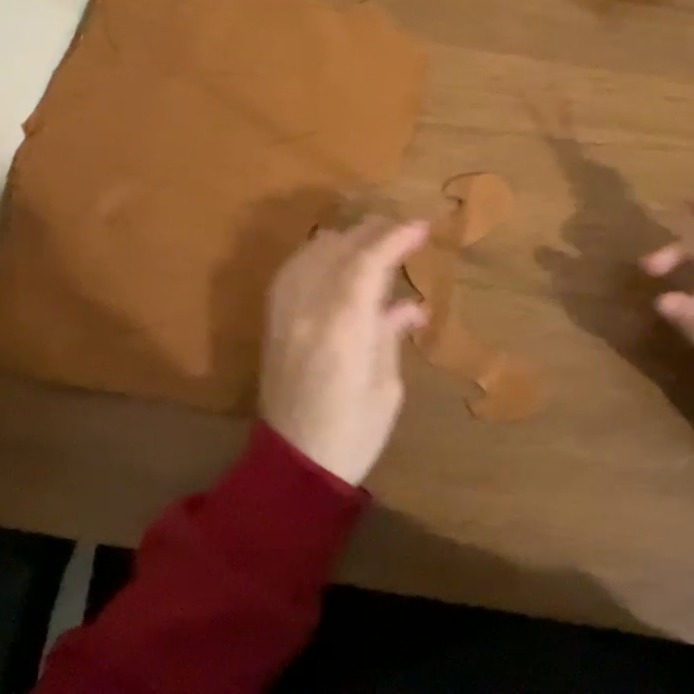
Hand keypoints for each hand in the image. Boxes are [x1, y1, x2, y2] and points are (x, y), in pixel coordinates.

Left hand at [261, 216, 429, 485]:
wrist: (293, 466)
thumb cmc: (353, 434)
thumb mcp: (386, 387)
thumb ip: (390, 335)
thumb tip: (410, 305)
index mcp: (343, 330)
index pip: (367, 263)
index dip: (396, 238)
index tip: (422, 227)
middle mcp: (308, 312)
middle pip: (339, 249)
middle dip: (373, 232)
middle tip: (404, 230)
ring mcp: (285, 315)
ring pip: (312, 254)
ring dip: (345, 240)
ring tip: (374, 242)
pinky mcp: (272, 323)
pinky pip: (293, 271)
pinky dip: (318, 256)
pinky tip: (336, 260)